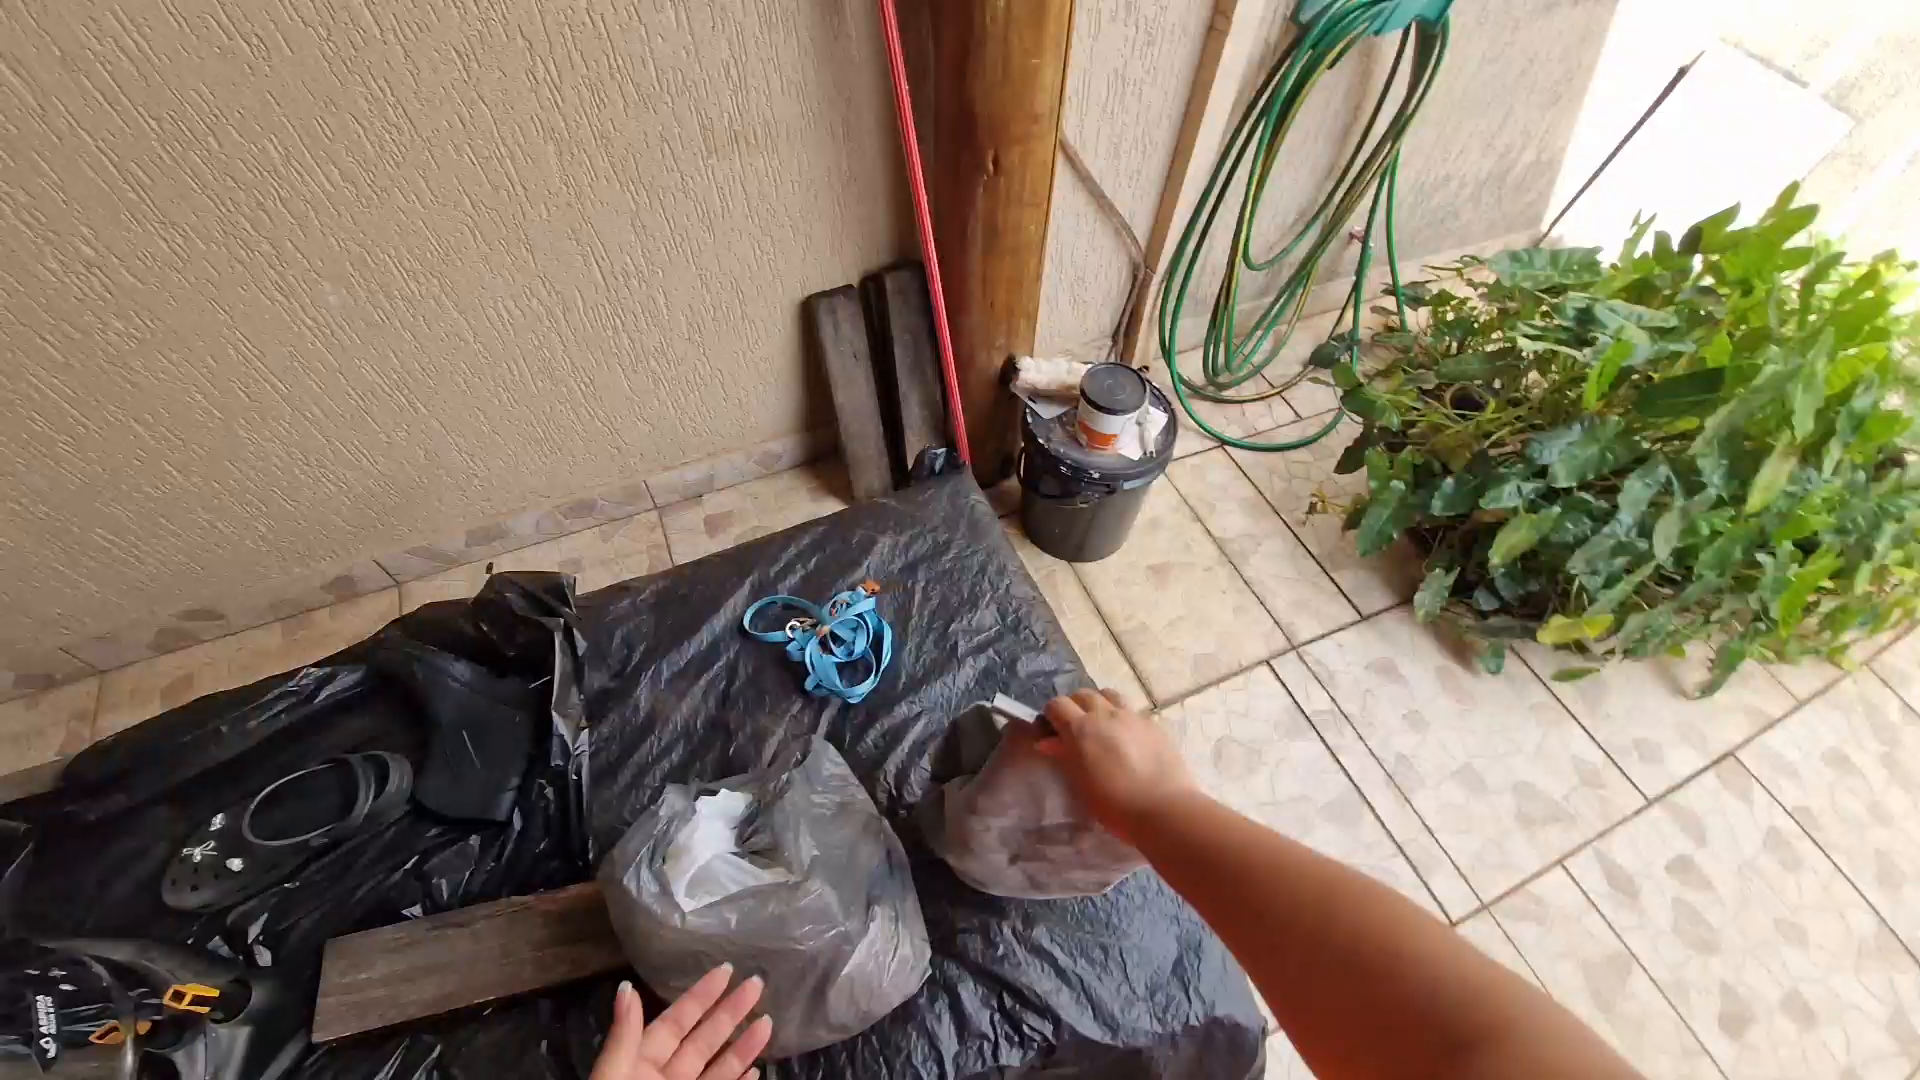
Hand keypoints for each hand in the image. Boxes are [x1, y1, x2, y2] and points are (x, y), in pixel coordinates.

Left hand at [590, 966, 772, 1079]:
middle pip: (701, 1041)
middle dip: (730, 1013)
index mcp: (636, 1068)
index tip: (726, 970)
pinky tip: (756, 1073)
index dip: (699, 996)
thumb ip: (624, 1040)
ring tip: (768, 1023)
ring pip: (717, 1071)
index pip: (674, 1023)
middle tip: (758, 984)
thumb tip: (626, 986)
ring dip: (743, 1048)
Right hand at [1037, 688, 1199, 842]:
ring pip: (1109, 695)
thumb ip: (1064, 755)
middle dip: (1074, 707)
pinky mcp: (1153, 724)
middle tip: (1076, 730)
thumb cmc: (1114, 804)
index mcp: (1081, 728)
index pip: (1056, 705)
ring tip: (1102, 726)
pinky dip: (1123, 718)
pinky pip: (1132, 711)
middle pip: (1083, 694)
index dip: (1051, 716)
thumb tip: (1049, 741)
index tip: (1053, 733)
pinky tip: (1128, 739)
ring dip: (1100, 705)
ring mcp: (1132, 716)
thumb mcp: (1080, 782)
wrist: (1163, 809)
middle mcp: (1105, 714)